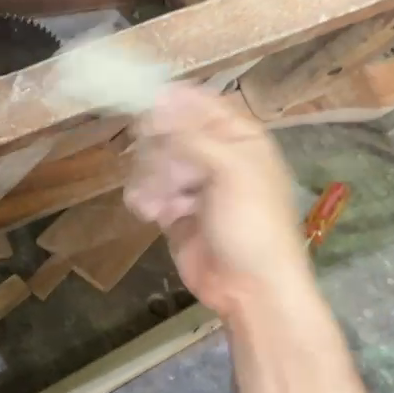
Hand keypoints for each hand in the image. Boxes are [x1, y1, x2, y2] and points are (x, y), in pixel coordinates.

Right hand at [125, 85, 309, 313]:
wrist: (251, 289)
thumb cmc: (251, 224)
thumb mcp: (230, 170)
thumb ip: (190, 136)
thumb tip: (154, 105)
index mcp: (240, 139)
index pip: (201, 104)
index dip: (172, 103)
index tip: (142, 106)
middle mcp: (215, 156)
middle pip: (170, 131)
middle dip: (158, 149)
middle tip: (158, 166)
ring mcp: (193, 184)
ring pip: (153, 160)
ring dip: (149, 177)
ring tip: (156, 201)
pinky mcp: (174, 210)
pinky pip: (147, 189)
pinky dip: (145, 198)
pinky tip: (150, 213)